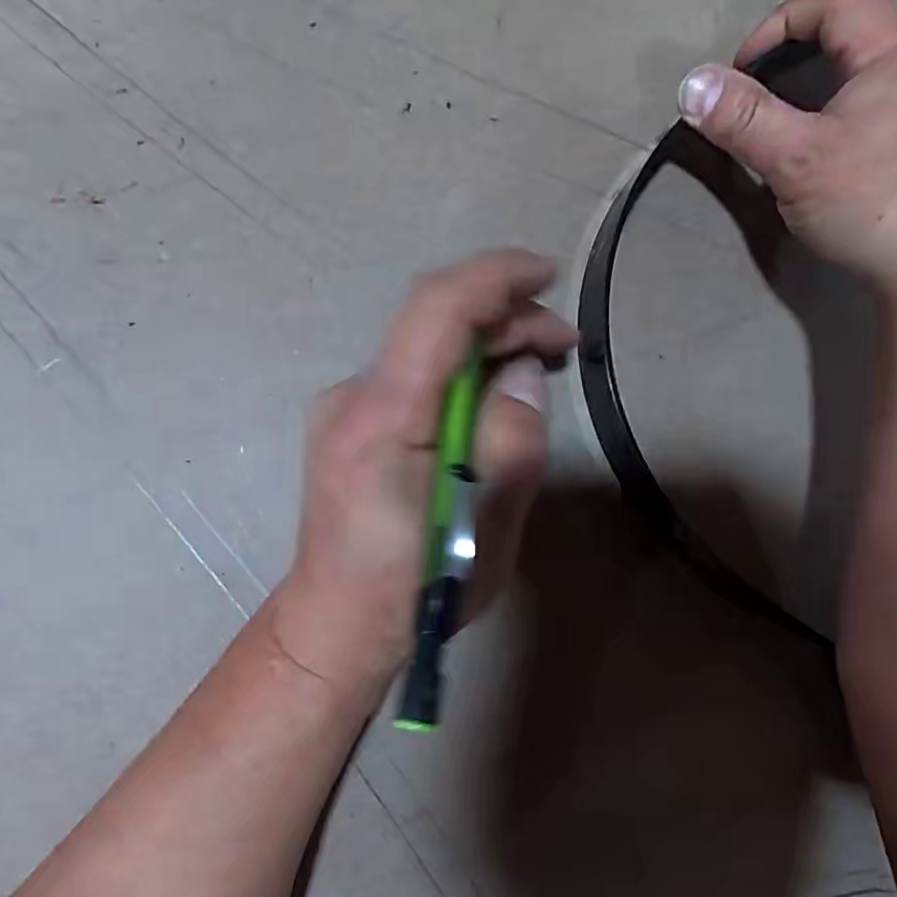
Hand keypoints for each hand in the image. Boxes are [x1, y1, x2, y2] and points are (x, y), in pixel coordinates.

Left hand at [268, 251, 576, 695]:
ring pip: (420, 349)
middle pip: (430, 323)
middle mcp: (351, 398)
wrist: (335, 621)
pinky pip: (409, 377)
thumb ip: (510, 443)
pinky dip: (454, 374)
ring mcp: (342, 408)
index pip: (436, 311)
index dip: (495, 278)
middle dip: (502, 319)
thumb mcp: (487, 532)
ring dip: (480, 348)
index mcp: (383, 419)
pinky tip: (485, 401)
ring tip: (533, 369)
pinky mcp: (346, 422)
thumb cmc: (417, 591)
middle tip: (562, 344)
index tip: (547, 275)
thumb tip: (525, 372)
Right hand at [676, 0, 896, 302]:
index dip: (779, 22)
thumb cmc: (874, 205)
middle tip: (790, 36)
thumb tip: (691, 82)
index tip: (740, 70)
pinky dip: (891, 53)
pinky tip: (872, 93)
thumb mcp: (792, 161)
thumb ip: (741, 118)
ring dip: (871, 18)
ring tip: (835, 41)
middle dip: (832, 0)